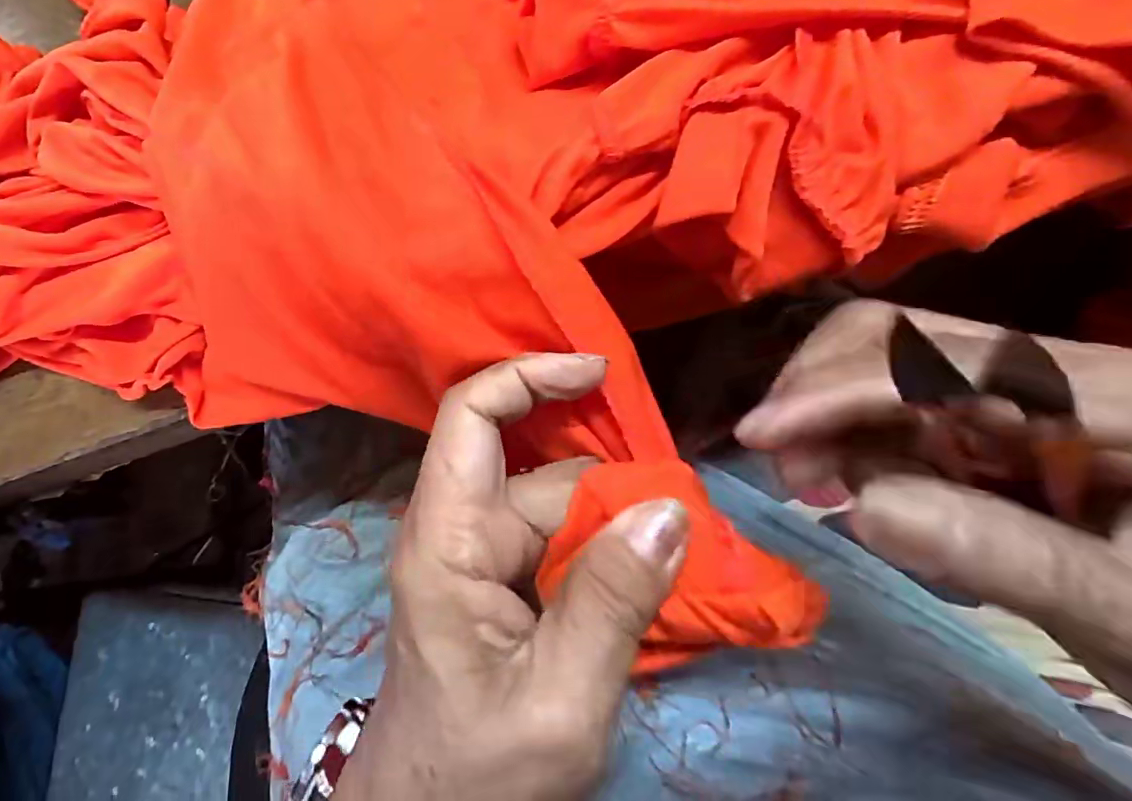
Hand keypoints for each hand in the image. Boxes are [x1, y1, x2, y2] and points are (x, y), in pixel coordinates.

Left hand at [335, 353, 690, 800]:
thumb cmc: (478, 774)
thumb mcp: (559, 700)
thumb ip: (611, 601)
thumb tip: (669, 508)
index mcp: (446, 538)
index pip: (471, 416)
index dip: (528, 376)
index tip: (598, 371)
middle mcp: (458, 528)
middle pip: (536, 465)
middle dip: (609, 474)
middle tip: (683, 502)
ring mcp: (479, 555)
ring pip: (558, 505)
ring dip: (617, 519)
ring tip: (685, 548)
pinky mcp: (500, 581)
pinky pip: (560, 541)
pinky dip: (606, 548)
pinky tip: (653, 570)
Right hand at [735, 301, 1131, 800]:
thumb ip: (1037, 569)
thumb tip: (862, 507)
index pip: (992, 363)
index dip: (861, 385)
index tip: (766, 430)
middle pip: (950, 342)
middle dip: (841, 388)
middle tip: (779, 455)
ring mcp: (1105, 412)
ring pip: (938, 379)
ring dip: (855, 420)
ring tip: (810, 477)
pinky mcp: (1078, 450)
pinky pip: (959, 431)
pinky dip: (895, 454)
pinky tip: (868, 487)